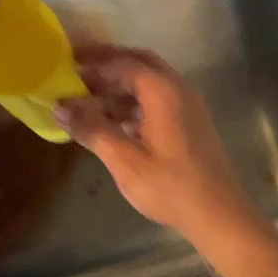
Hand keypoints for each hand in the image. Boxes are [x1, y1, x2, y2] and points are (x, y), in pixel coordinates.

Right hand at [56, 44, 260, 239]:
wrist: (217, 215)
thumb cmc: (170, 187)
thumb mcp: (124, 160)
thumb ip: (92, 129)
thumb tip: (59, 107)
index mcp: (164, 92)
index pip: (123, 63)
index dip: (92, 62)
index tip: (65, 63)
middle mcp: (179, 90)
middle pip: (139, 65)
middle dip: (107, 67)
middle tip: (76, 74)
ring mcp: (188, 107)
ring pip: (149, 84)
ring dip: (118, 88)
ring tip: (86, 103)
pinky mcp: (190, 124)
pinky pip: (157, 102)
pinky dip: (132, 104)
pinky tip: (112, 124)